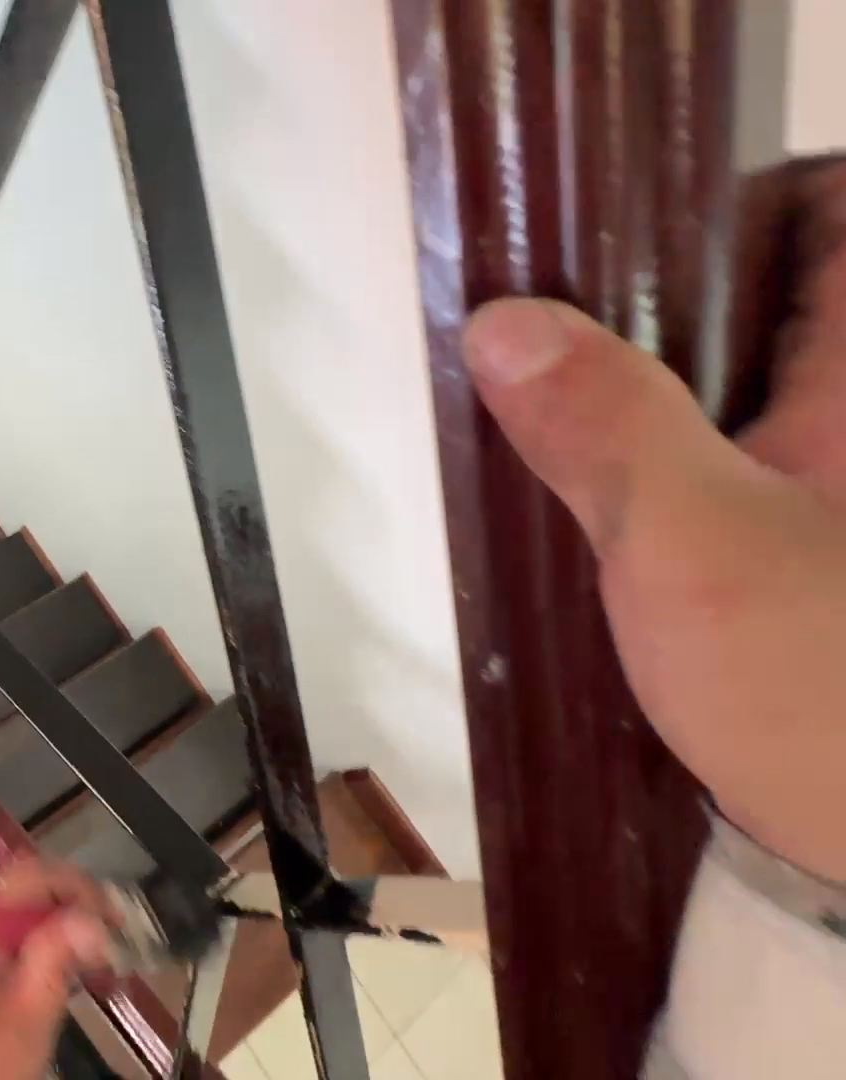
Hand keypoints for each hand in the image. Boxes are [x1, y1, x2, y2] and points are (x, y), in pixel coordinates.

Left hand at [0, 859, 115, 1079]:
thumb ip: (56, 959)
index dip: (74, 885)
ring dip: (62, 917)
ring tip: (99, 949)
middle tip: (113, 930)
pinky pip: (12, 923)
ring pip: (23, 902)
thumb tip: (93, 920)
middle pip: (26, 883)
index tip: (111, 913)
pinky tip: (71, 959)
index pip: (28, 875)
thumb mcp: (27, 1016)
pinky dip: (44, 934)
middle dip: (73, 900)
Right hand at [461, 168, 845, 881]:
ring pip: (713, 364)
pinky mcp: (777, 520)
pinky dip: (622, 426)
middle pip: (752, 286)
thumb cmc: (822, 686)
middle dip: (638, 287)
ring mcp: (812, 466)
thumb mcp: (697, 545)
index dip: (721, 194)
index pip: (827, 211)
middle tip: (526, 309)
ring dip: (619, 361)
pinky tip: (558, 456)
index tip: (602, 225)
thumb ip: (604, 428)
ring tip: (516, 378)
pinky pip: (692, 432)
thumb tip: (501, 322)